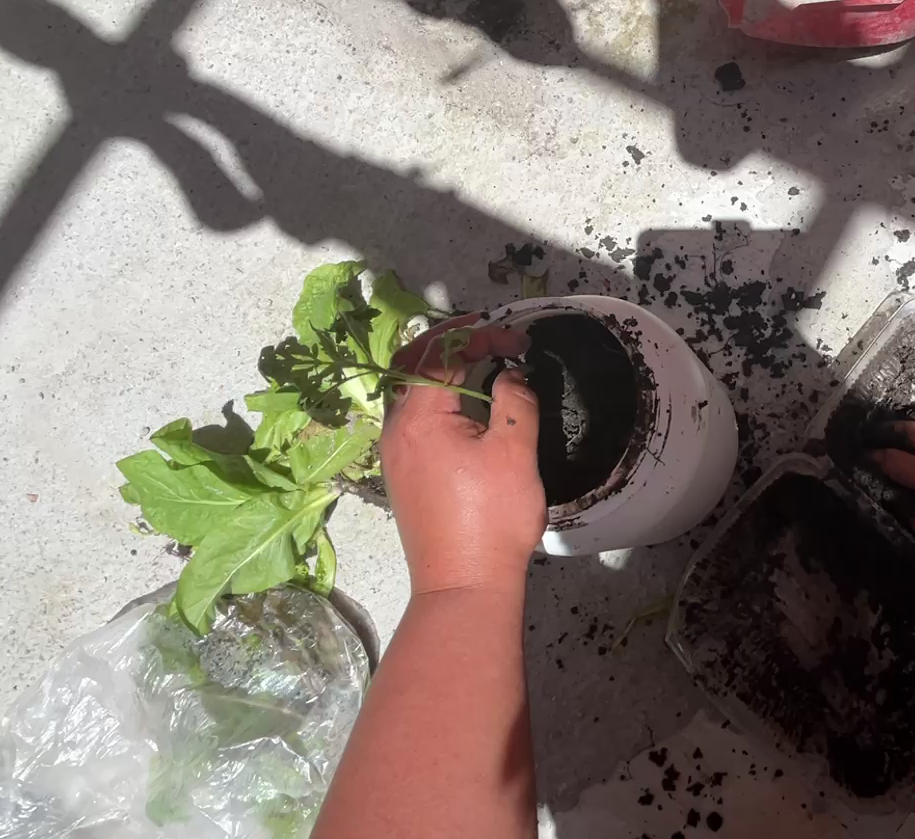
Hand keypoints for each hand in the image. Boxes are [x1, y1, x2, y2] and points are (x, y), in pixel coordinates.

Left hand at [379, 315, 541, 595]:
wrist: (463, 585)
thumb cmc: (491, 517)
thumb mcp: (514, 452)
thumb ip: (514, 401)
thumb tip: (511, 375)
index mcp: (419, 419)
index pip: (443, 356)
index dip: (482, 338)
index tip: (519, 339)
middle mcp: (396, 430)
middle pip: (410, 364)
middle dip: (447, 339)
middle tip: (484, 329)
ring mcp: (396, 453)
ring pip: (407, 389)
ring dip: (439, 364)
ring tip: (476, 354)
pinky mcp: (404, 471)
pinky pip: (412, 413)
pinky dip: (436, 391)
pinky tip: (464, 398)